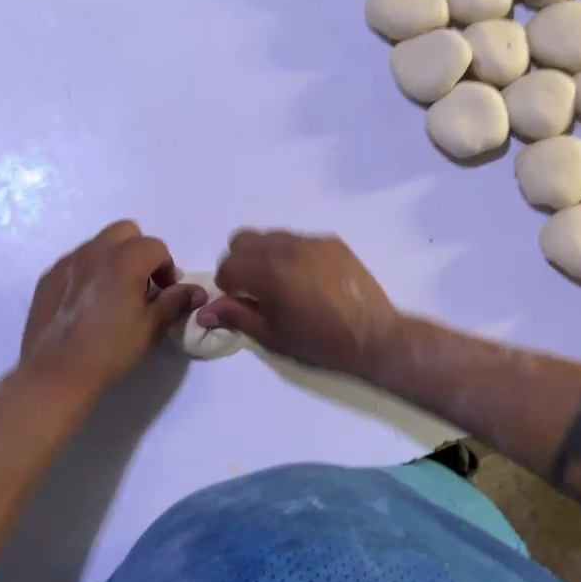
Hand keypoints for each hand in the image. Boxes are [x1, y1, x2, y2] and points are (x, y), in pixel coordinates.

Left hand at [18, 221, 206, 397]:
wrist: (56, 374)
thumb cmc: (109, 351)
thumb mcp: (149, 329)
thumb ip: (174, 302)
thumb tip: (196, 291)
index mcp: (123, 261)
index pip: (155, 246)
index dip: (166, 267)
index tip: (165, 292)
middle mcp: (94, 252)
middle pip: (125, 232)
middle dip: (139, 251)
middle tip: (141, 284)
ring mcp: (67, 262)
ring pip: (98, 244)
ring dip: (113, 259)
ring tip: (113, 295)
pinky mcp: (48, 277)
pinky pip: (76, 262)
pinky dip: (88, 272)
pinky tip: (86, 304)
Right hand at [200, 230, 404, 379]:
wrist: (376, 338)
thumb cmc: (321, 344)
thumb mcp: (272, 337)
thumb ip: (236, 316)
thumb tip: (204, 311)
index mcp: (269, 273)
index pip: (227, 264)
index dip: (227, 285)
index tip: (239, 302)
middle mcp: (287, 248)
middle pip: (242, 240)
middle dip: (240, 262)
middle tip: (255, 290)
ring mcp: (312, 241)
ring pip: (270, 236)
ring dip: (264, 256)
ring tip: (283, 286)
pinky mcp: (332, 242)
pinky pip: (297, 239)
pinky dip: (291, 255)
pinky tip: (307, 281)